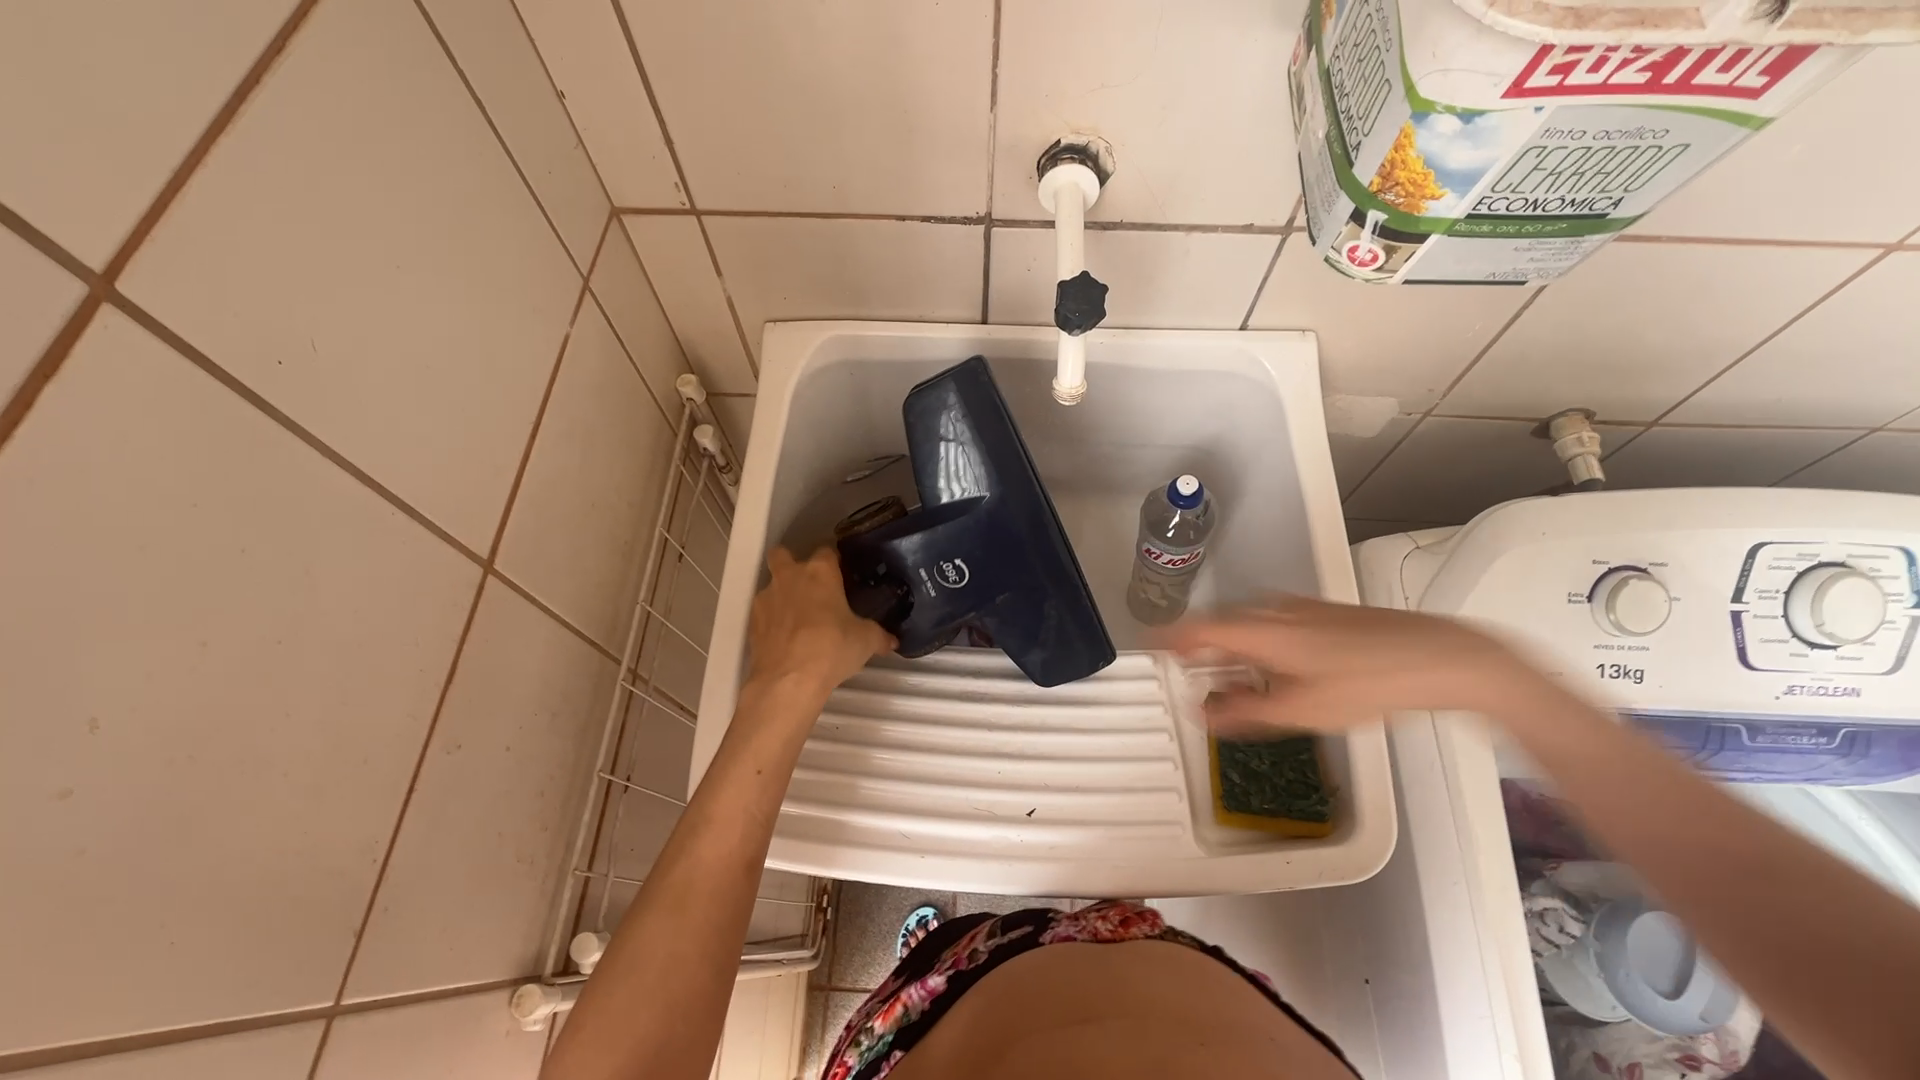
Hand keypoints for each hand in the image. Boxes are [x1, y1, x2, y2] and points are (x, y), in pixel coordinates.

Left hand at [745, 547, 895, 700]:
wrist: (788, 680)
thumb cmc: (831, 648)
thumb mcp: (866, 641)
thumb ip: (879, 636)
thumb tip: (890, 641)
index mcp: (820, 572)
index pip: (827, 550)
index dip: (835, 561)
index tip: (843, 573)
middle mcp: (790, 577)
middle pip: (783, 554)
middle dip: (792, 563)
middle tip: (810, 585)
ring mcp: (766, 599)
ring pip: (772, 586)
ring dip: (783, 596)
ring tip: (800, 619)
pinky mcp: (752, 623)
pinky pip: (763, 614)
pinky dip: (773, 622)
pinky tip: (787, 640)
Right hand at [1164, 596, 1538, 734]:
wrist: (1441, 657)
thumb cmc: (1370, 682)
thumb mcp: (1300, 710)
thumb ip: (1245, 712)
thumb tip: (1205, 714)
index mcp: (1262, 628)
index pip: (1200, 628)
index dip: (1172, 638)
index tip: (1151, 647)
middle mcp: (1278, 610)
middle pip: (1225, 625)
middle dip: (1203, 649)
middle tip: (1190, 672)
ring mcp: (1305, 610)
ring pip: (1253, 626)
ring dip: (1236, 651)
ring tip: (1234, 682)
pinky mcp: (1328, 617)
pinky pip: (1277, 627)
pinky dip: (1263, 648)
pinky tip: (1278, 673)